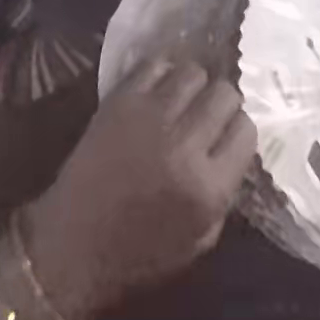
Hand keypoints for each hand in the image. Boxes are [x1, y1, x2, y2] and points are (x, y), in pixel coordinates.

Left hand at [21, 60, 256, 319]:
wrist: (72, 245)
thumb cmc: (139, 254)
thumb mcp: (201, 238)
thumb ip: (226, 190)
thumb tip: (235, 146)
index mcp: (208, 186)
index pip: (247, 130)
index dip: (239, 130)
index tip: (228, 134)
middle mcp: (185, 144)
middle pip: (225, 94)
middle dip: (222, 102)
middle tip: (207, 114)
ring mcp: (151, 116)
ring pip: (193, 72)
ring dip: (194, 85)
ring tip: (183, 99)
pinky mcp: (120, 101)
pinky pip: (156, 65)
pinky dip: (162, 73)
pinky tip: (158, 91)